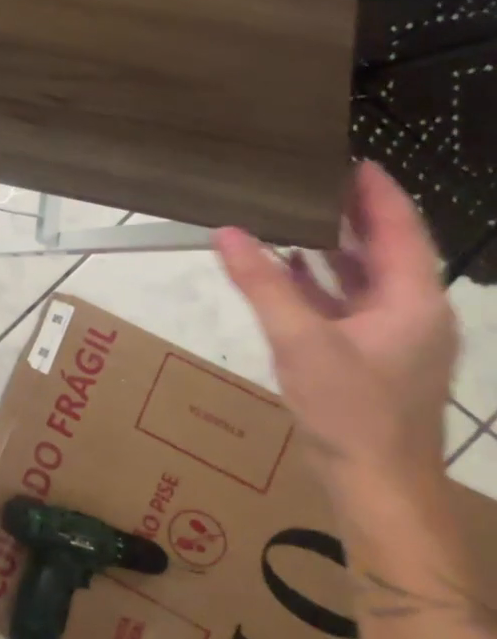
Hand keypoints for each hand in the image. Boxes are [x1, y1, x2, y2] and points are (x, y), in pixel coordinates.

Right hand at [213, 161, 458, 497]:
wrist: (375, 479)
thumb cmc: (351, 409)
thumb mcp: (300, 341)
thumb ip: (263, 283)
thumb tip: (226, 231)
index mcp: (413, 303)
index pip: (400, 233)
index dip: (379, 195)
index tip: (351, 160)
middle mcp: (410, 312)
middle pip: (384, 250)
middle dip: (349, 213)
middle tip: (306, 178)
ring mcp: (390, 334)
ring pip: (361, 275)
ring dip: (328, 244)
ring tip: (286, 211)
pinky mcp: (366, 351)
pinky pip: (343, 300)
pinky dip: (314, 277)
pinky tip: (281, 264)